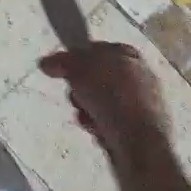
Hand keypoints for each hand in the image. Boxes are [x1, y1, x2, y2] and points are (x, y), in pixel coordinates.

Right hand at [40, 43, 170, 165]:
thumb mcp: (77, 68)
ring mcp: (145, 106)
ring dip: (88, 106)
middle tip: (74, 92)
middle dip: (81, 85)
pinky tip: (95, 128)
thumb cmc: (111, 96)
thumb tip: (46, 63)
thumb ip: (61, 61)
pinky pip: (112, 121)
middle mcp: (141, 77)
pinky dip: (100, 124)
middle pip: (99, 76)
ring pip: (103, 100)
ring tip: (84, 114)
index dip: (78, 55)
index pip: (99, 48)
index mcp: (130, 56)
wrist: (140, 142)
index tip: (64, 66)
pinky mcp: (143, 131)